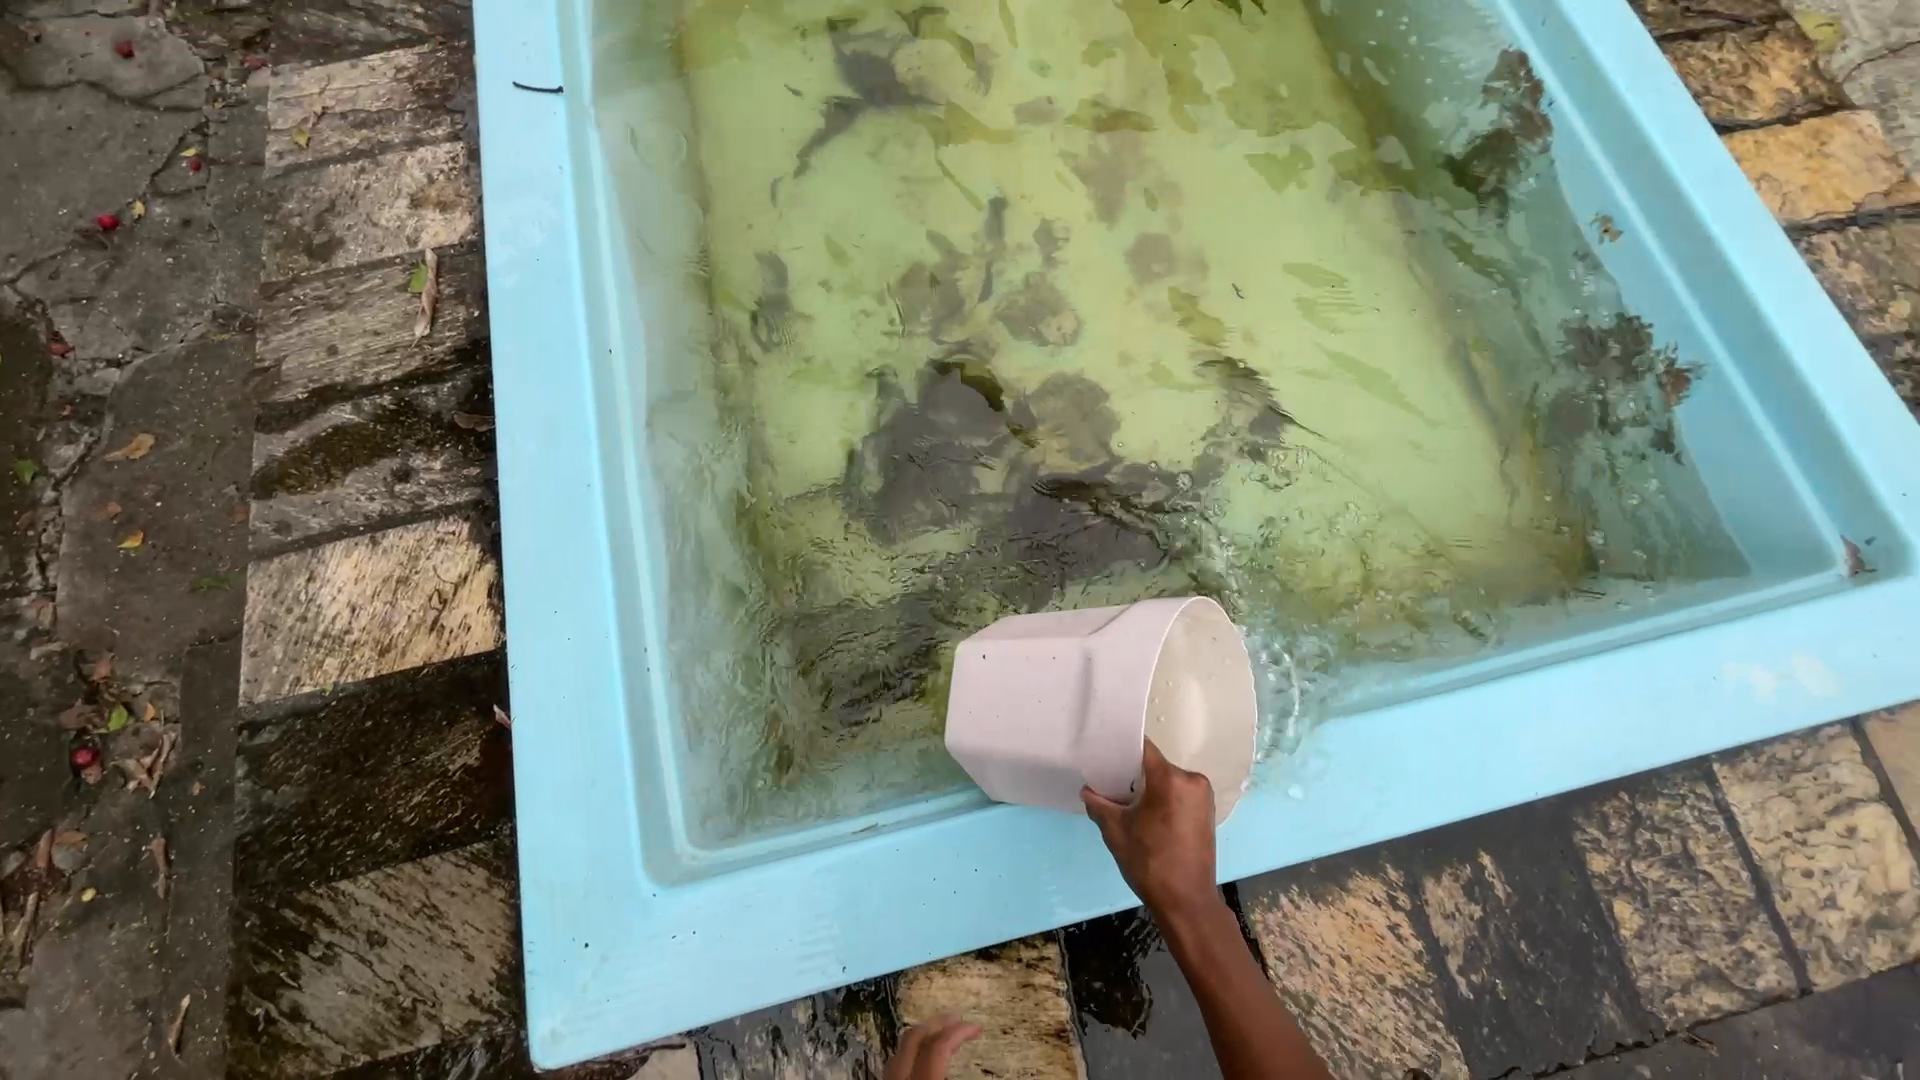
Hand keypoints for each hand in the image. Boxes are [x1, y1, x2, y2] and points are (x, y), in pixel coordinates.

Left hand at [884, 1014, 981, 1079]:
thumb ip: (957, 1074)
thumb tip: (977, 1067)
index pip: (938, 1046)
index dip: (959, 1032)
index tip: (977, 1027)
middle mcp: (898, 1077)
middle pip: (914, 1038)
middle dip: (938, 1023)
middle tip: (958, 1017)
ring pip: (901, 1048)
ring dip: (923, 1035)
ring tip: (942, 1034)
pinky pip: (895, 1063)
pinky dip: (911, 1053)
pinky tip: (922, 1059)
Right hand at [1081, 738, 1218, 919]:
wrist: (1186, 902)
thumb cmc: (1150, 863)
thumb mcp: (1116, 832)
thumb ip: (1099, 804)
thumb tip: (1088, 791)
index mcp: (1171, 779)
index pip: (1144, 749)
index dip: (1122, 748)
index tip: (1104, 753)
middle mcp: (1192, 781)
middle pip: (1155, 765)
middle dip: (1133, 773)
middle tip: (1110, 783)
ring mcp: (1203, 797)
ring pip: (1167, 780)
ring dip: (1149, 788)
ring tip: (1128, 803)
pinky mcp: (1207, 812)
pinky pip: (1179, 793)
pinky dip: (1163, 798)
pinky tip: (1147, 815)